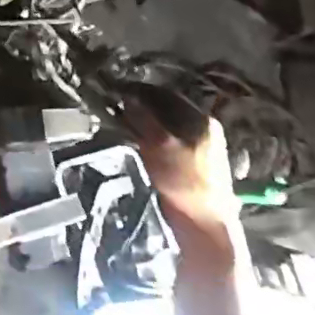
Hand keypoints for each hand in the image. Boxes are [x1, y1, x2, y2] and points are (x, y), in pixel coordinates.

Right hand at [123, 85, 239, 257]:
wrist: (203, 224)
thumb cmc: (185, 182)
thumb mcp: (161, 145)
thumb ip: (143, 118)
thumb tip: (126, 95)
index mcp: (201, 119)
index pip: (164, 93)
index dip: (137, 90)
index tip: (112, 91)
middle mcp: (201, 128)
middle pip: (162, 108)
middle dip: (137, 107)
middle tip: (111, 109)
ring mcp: (195, 145)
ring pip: (161, 124)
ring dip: (139, 123)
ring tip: (116, 124)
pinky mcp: (187, 161)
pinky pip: (162, 139)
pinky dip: (145, 137)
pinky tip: (130, 141)